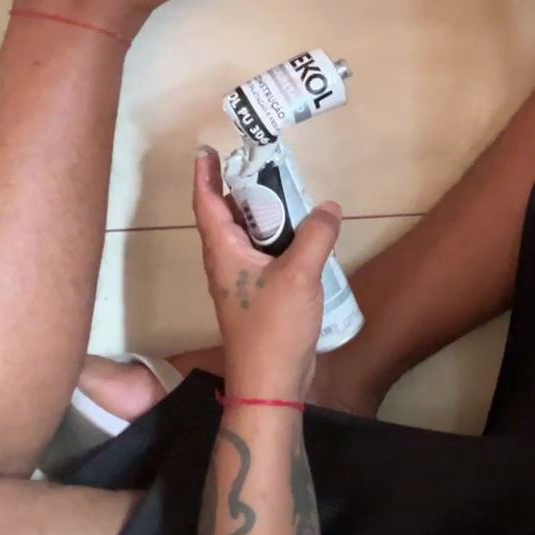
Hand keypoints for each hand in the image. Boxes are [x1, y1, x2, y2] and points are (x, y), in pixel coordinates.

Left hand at [193, 147, 341, 401]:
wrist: (271, 384)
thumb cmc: (274, 328)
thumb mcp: (299, 275)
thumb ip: (315, 235)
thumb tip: (328, 208)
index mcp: (223, 253)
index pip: (207, 205)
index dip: (205, 176)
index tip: (207, 150)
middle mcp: (226, 263)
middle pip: (227, 216)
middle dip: (239, 188)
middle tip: (263, 163)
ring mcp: (242, 281)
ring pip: (247, 235)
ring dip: (262, 213)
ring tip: (286, 191)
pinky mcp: (259, 295)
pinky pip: (264, 254)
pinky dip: (277, 236)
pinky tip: (302, 234)